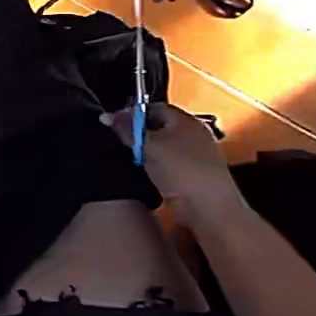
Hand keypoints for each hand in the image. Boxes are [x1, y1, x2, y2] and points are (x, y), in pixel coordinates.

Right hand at [104, 103, 242, 227]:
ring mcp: (196, 156)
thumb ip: (128, 130)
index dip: (133, 113)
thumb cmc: (181, 170)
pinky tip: (144, 177)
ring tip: (129, 161)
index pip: (155, 107)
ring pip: (163, 148)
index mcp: (185, 120)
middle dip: (139, 134)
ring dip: (147, 154)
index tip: (116, 124)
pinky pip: (169, 165)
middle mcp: (194, 134)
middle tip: (120, 143)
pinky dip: (156, 169)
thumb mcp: (149, 146)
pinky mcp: (195, 176)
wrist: (209, 208)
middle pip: (159, 127)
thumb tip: (106, 116)